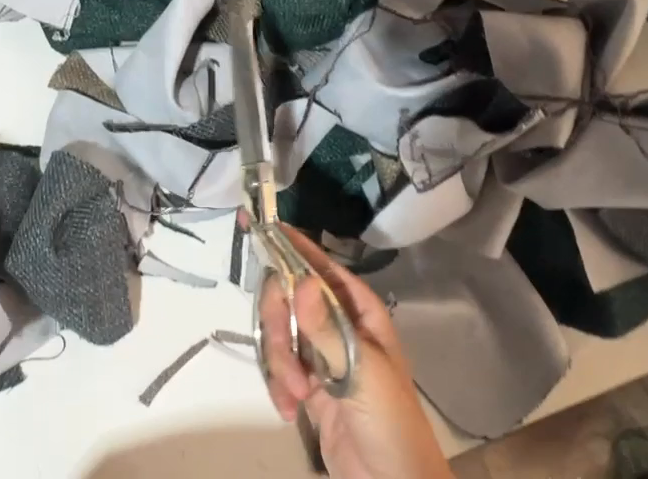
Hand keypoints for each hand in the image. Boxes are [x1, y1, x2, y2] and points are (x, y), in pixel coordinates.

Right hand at [258, 226, 451, 478]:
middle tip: (286, 359)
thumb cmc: (390, 421)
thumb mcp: (361, 371)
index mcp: (358, 311)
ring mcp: (321, 353)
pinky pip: (278, 367)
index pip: (318, 265)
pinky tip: (291, 409)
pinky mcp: (308, 383)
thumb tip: (298, 277)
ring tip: (299, 396)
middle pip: (287, 298)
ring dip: (280, 365)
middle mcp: (337, 324)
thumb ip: (325, 327)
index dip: (289, 245)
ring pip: (279, 333)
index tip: (256, 226)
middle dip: (279, 328)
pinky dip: (278, 386)